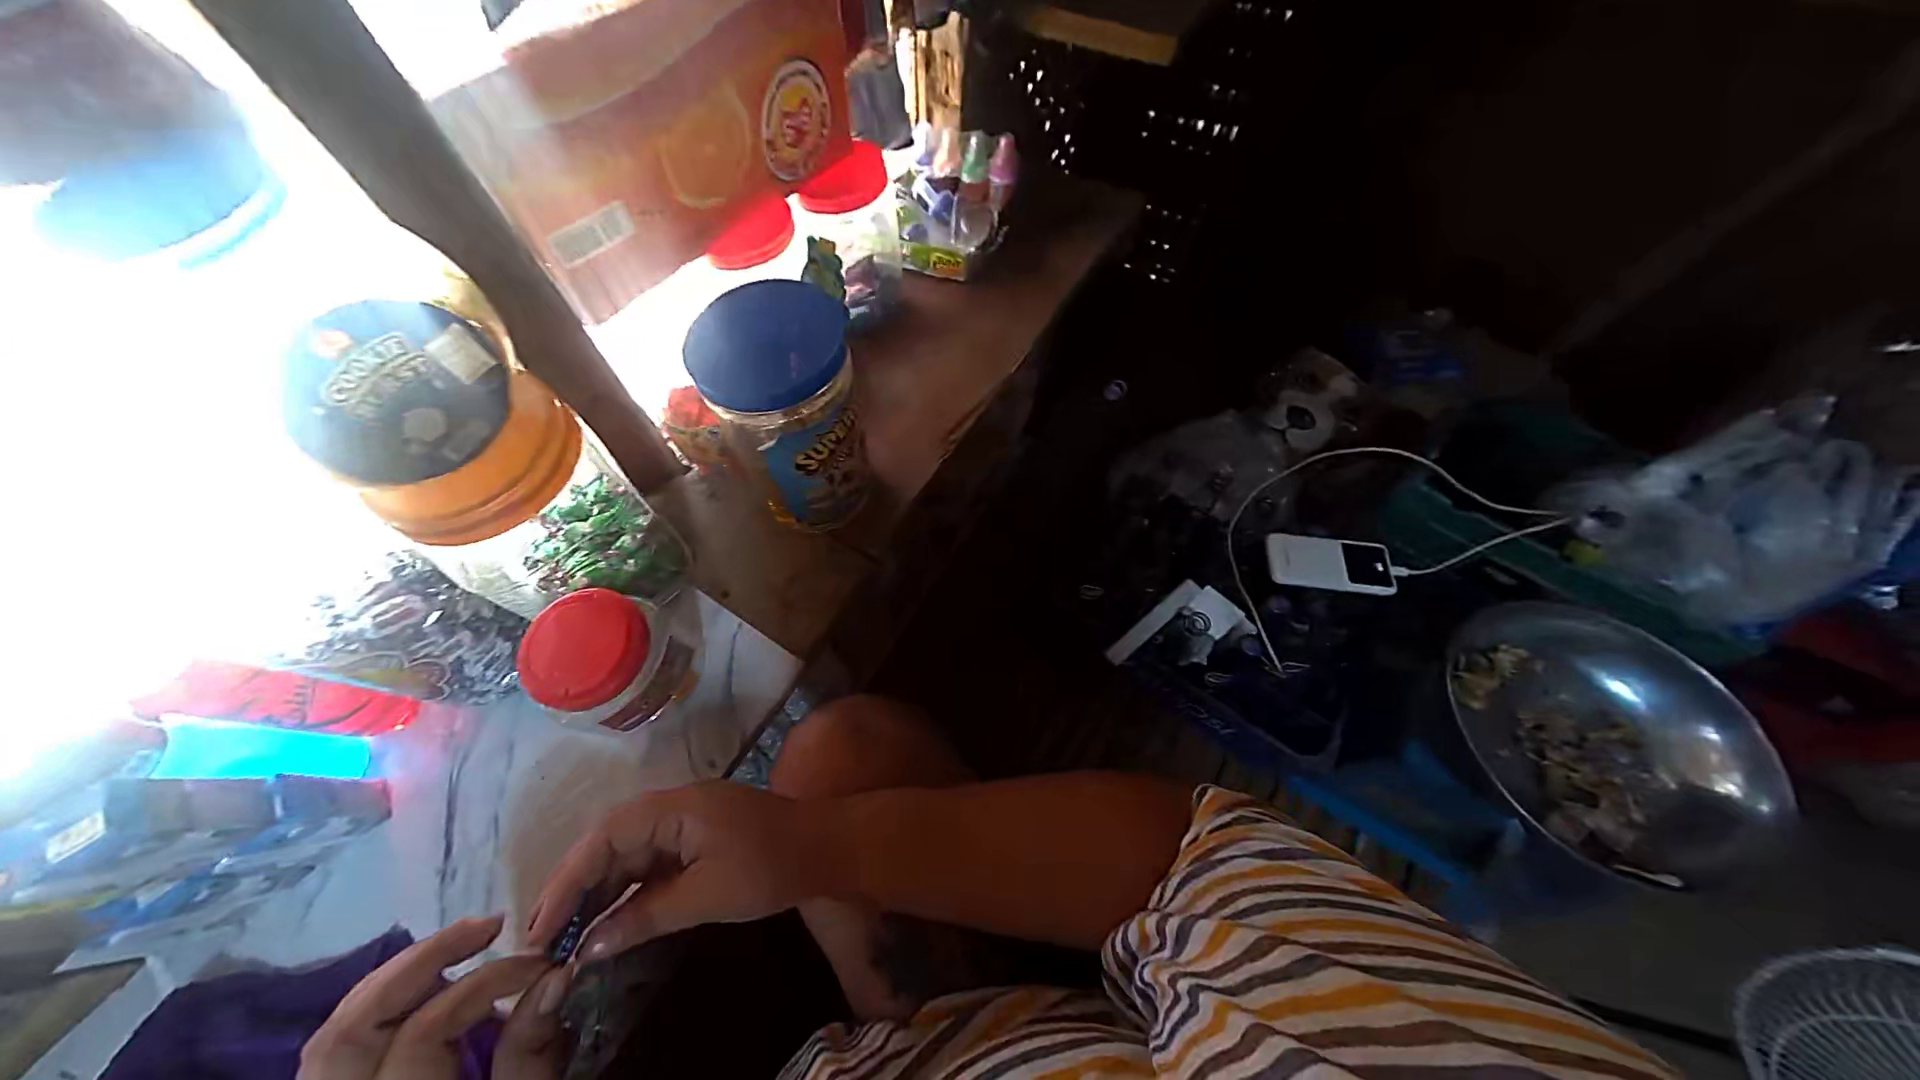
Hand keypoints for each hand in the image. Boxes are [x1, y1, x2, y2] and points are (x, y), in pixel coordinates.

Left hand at [299, 916, 570, 1079]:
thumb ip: (531, 1054)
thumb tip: (556, 975)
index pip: (424, 1031)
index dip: (487, 983)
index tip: (543, 965)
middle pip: (349, 1028)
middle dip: (422, 961)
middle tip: (488, 925)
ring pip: (332, 1036)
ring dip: (399, 977)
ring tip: (463, 944)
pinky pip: (337, 1054)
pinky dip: (384, 1006)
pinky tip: (428, 985)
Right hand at [525, 781, 835, 962]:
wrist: (827, 848)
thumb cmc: (770, 867)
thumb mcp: (706, 896)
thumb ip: (645, 916)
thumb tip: (588, 948)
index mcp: (678, 806)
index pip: (608, 834)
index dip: (569, 877)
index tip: (541, 924)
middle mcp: (678, 805)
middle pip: (614, 840)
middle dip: (578, 886)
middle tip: (543, 937)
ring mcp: (690, 820)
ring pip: (632, 852)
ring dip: (601, 891)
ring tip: (566, 936)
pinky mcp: (700, 837)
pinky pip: (654, 860)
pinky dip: (630, 889)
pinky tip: (611, 921)